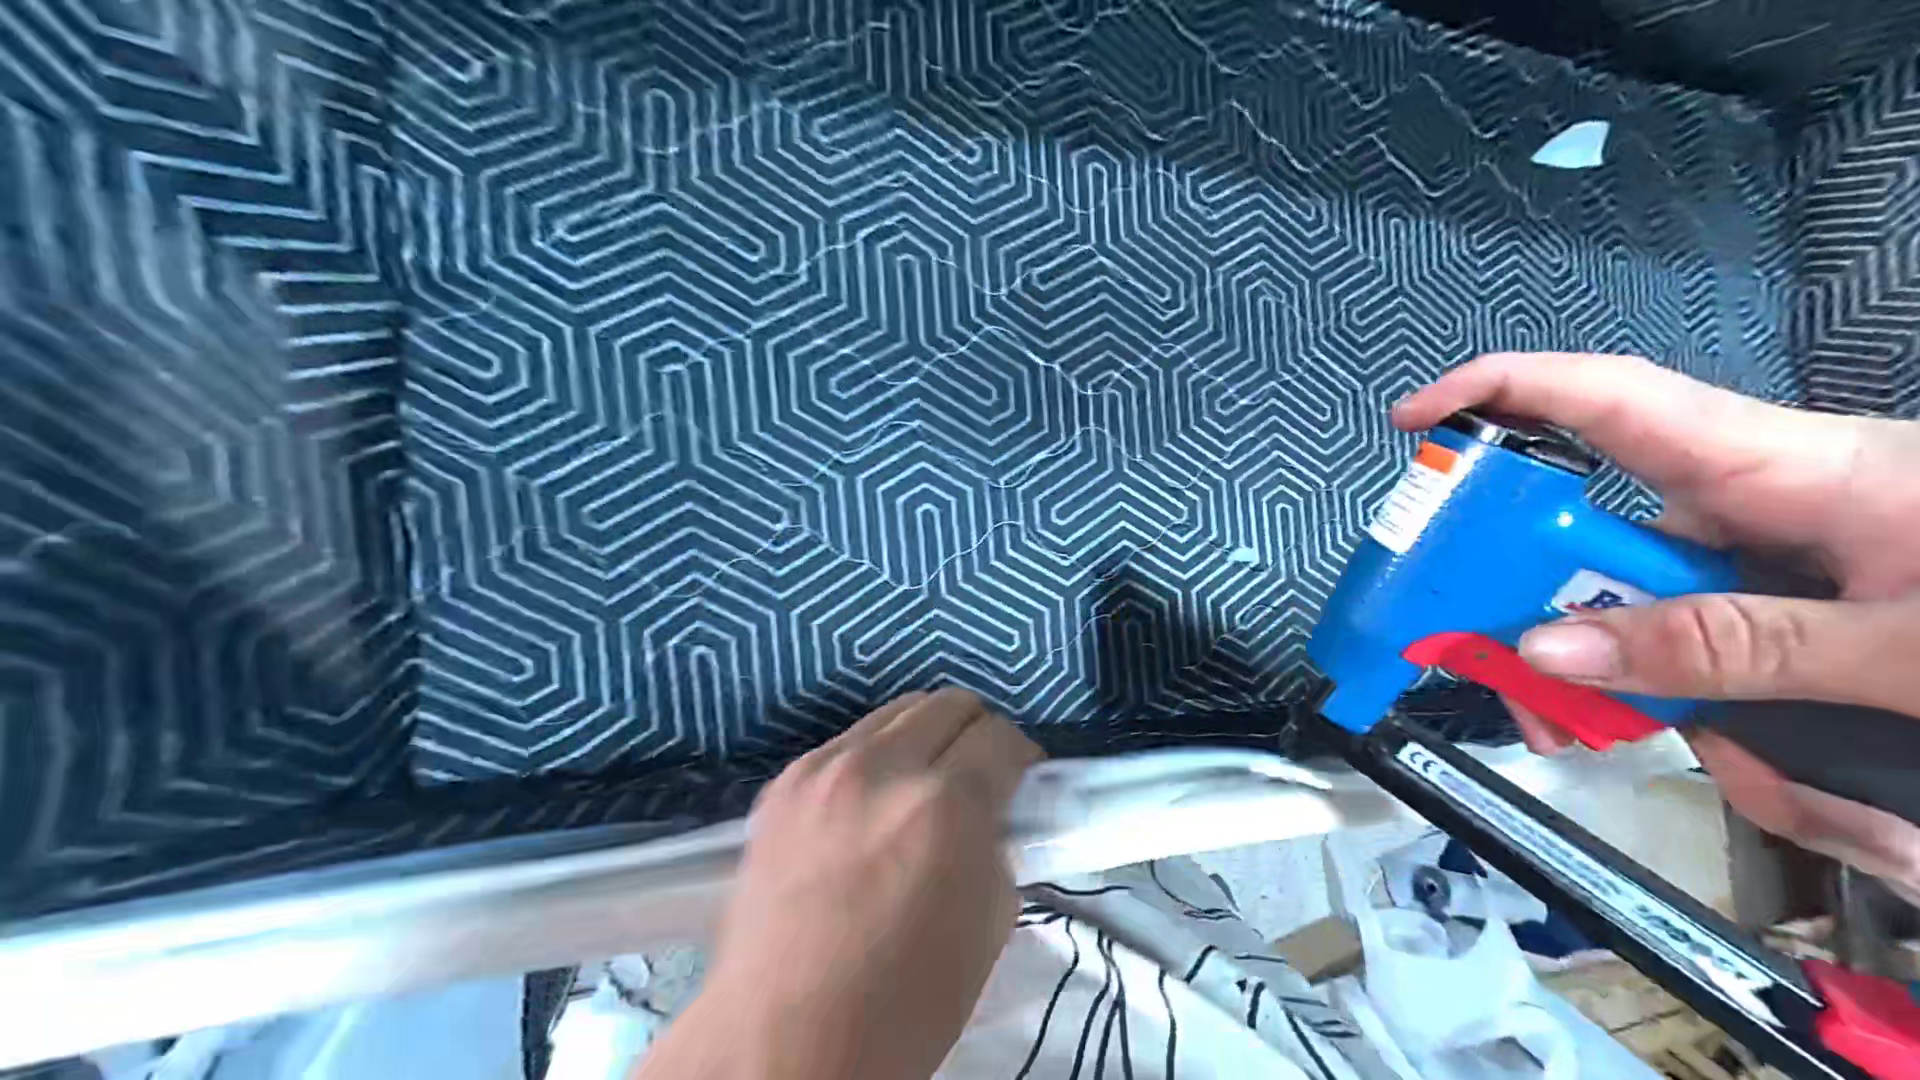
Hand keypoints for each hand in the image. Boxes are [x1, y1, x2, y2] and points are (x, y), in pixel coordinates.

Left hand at [635, 689, 1042, 1079]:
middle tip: (978, 774)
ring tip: (924, 782)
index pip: (1001, 738)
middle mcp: (884, 767)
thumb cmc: (902, 1003)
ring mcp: (825, 766)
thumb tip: (991, 810)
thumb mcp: (987, 923)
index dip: (1020, 758)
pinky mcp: (784, 780)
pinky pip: (849, 741)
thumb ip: (996, 844)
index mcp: (946, 805)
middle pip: (950, 703)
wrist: (781, 1039)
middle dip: (976, 733)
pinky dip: (876, 757)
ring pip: (898, 710)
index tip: (1019, 780)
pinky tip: (870, 802)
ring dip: (926, 737)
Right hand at [1393, 353, 1919, 895]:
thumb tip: (1543, 649)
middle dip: (1535, 610)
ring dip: (1618, 687)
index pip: (1604, 397)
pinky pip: (1688, 646)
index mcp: (1772, 464)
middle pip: (1583, 534)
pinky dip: (1684, 706)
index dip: (1495, 390)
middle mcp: (1740, 501)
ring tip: (1599, 740)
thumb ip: (1728, 646)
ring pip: (1630, 606)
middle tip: (1499, 677)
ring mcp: (1751, 556)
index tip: (1412, 419)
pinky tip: (1724, 754)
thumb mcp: (1909, 645)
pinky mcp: (1774, 602)